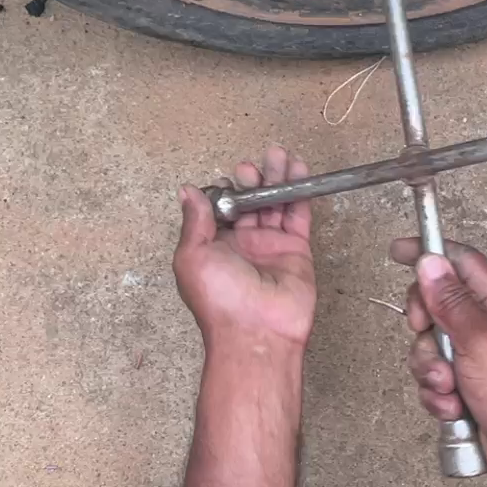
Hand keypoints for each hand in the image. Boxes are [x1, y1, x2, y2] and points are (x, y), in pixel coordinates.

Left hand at [175, 147, 315, 349]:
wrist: (256, 332)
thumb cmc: (220, 301)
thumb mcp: (193, 257)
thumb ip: (195, 221)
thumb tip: (187, 191)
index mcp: (214, 245)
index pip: (221, 208)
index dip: (226, 190)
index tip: (229, 178)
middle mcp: (242, 243)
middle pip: (251, 201)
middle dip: (254, 178)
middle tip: (259, 160)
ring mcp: (270, 245)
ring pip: (275, 202)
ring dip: (278, 177)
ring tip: (280, 154)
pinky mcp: (296, 250)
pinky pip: (298, 215)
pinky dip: (300, 192)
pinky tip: (299, 171)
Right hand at [391, 239, 486, 486]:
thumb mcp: (480, 340)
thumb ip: (450, 300)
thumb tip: (430, 262)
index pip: (458, 261)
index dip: (428, 254)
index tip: (397, 251)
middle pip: (436, 305)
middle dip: (425, 330)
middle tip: (431, 341)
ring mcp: (479, 355)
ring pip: (431, 347)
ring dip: (431, 370)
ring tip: (450, 388)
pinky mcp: (470, 384)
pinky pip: (436, 378)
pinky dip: (438, 394)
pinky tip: (454, 408)